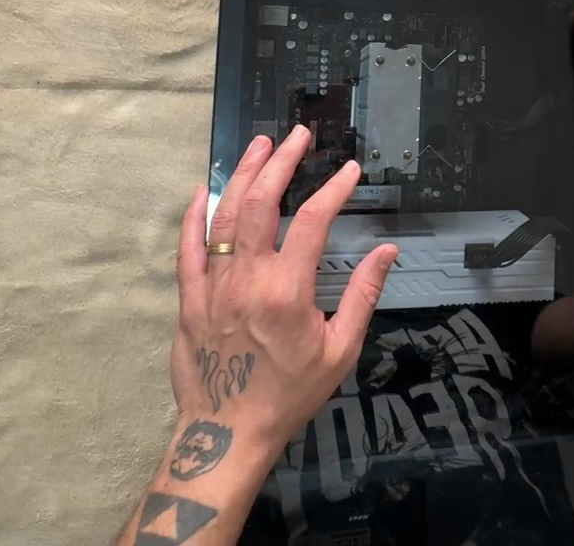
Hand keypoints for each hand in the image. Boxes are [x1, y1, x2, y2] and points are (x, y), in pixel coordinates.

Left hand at [169, 127, 397, 453]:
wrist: (227, 436)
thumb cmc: (289, 394)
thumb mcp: (340, 351)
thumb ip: (362, 296)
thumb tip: (386, 252)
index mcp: (287, 293)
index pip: (311, 221)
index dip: (333, 188)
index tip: (348, 170)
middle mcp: (247, 281)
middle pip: (261, 204)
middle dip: (281, 162)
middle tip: (297, 136)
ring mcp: (212, 287)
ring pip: (225, 217)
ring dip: (244, 175)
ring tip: (260, 145)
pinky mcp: (188, 299)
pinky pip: (187, 249)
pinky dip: (194, 215)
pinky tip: (204, 188)